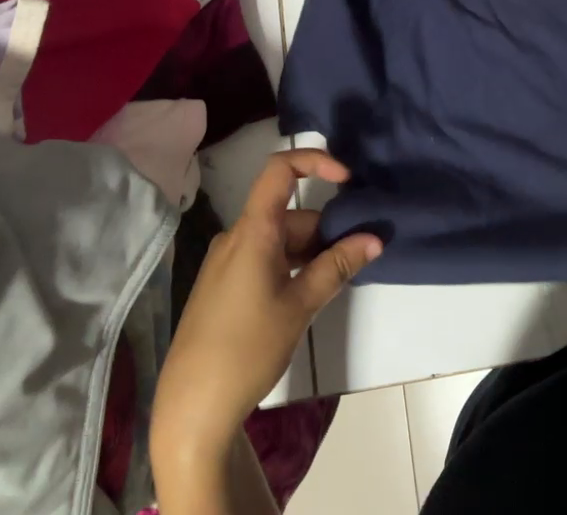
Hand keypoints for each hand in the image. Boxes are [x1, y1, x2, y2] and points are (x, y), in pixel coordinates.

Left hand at [152, 151, 381, 464]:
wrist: (192, 405)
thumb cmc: (248, 348)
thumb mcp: (300, 305)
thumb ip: (337, 266)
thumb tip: (374, 239)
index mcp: (252, 232)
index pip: (279, 170)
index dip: (315, 162)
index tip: (348, 181)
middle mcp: (236, 238)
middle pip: (288, 215)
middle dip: (326, 230)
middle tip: (359, 257)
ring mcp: (226, 263)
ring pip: (279, 240)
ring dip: (311, 252)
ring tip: (339, 281)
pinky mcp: (223, 286)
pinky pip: (264, 259)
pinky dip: (291, 266)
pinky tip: (308, 295)